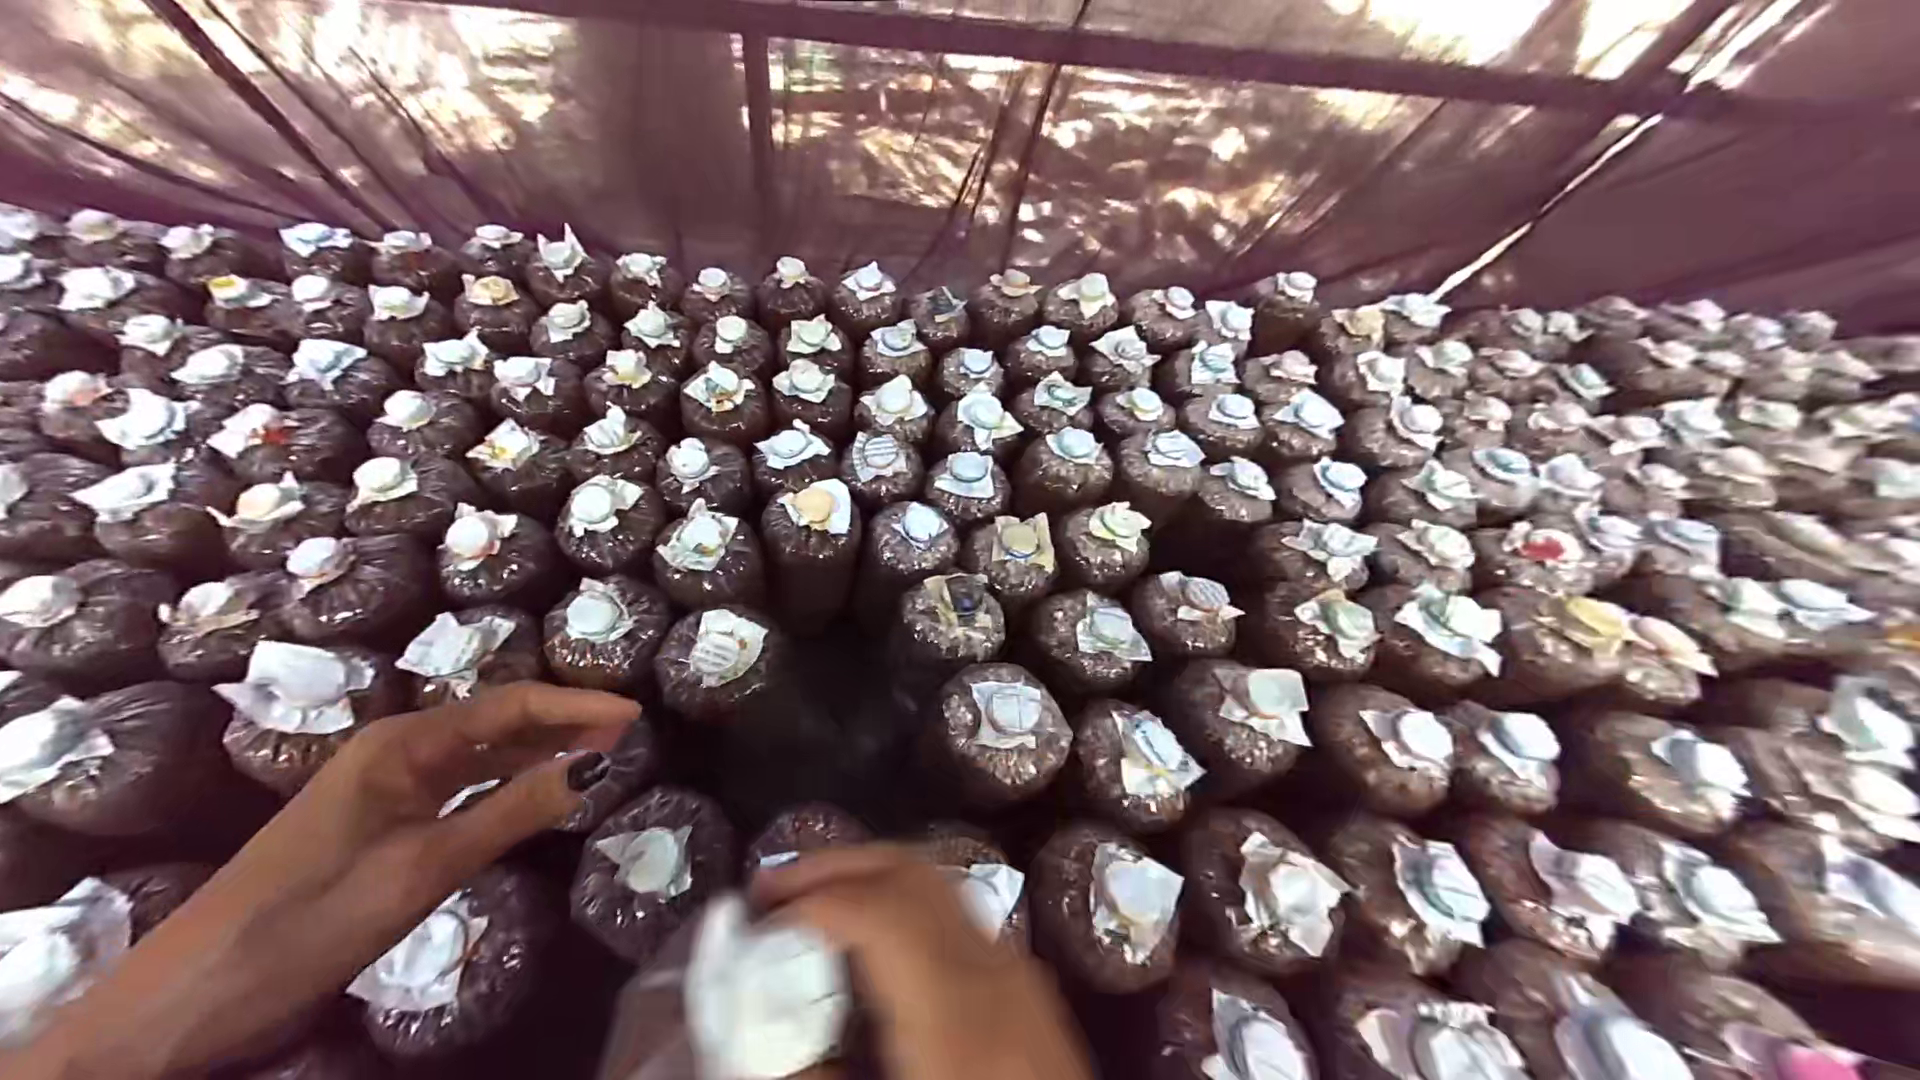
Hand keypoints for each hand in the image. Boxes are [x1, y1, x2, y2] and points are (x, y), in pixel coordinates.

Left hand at [2, 682, 637, 1079]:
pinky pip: (466, 778)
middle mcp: (399, 747)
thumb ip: (515, 809)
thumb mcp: (424, 868)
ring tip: (600, 751)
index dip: (579, 706)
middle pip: (501, 718)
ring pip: (487, 748)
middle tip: (627, 732)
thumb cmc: (305, 925)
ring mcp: (389, 779)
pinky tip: (541, 784)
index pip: (513, 706)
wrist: (178, 1006)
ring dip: (544, 746)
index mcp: (403, 743)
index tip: (634, 714)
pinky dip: (512, 777)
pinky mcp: (384, 811)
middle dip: (567, 720)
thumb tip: (599, 763)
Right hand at [753, 845, 1093, 1079]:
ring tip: (809, 894)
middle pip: (908, 872)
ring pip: (933, 878)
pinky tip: (867, 925)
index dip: (809, 902)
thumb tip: (756, 1036)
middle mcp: (992, 969)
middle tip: (772, 887)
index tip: (757, 922)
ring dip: (865, 872)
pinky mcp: (1021, 974)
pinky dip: (898, 895)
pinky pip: (951, 906)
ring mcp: (1014, 964)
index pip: (877, 912)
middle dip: (833, 867)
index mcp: (957, 1017)